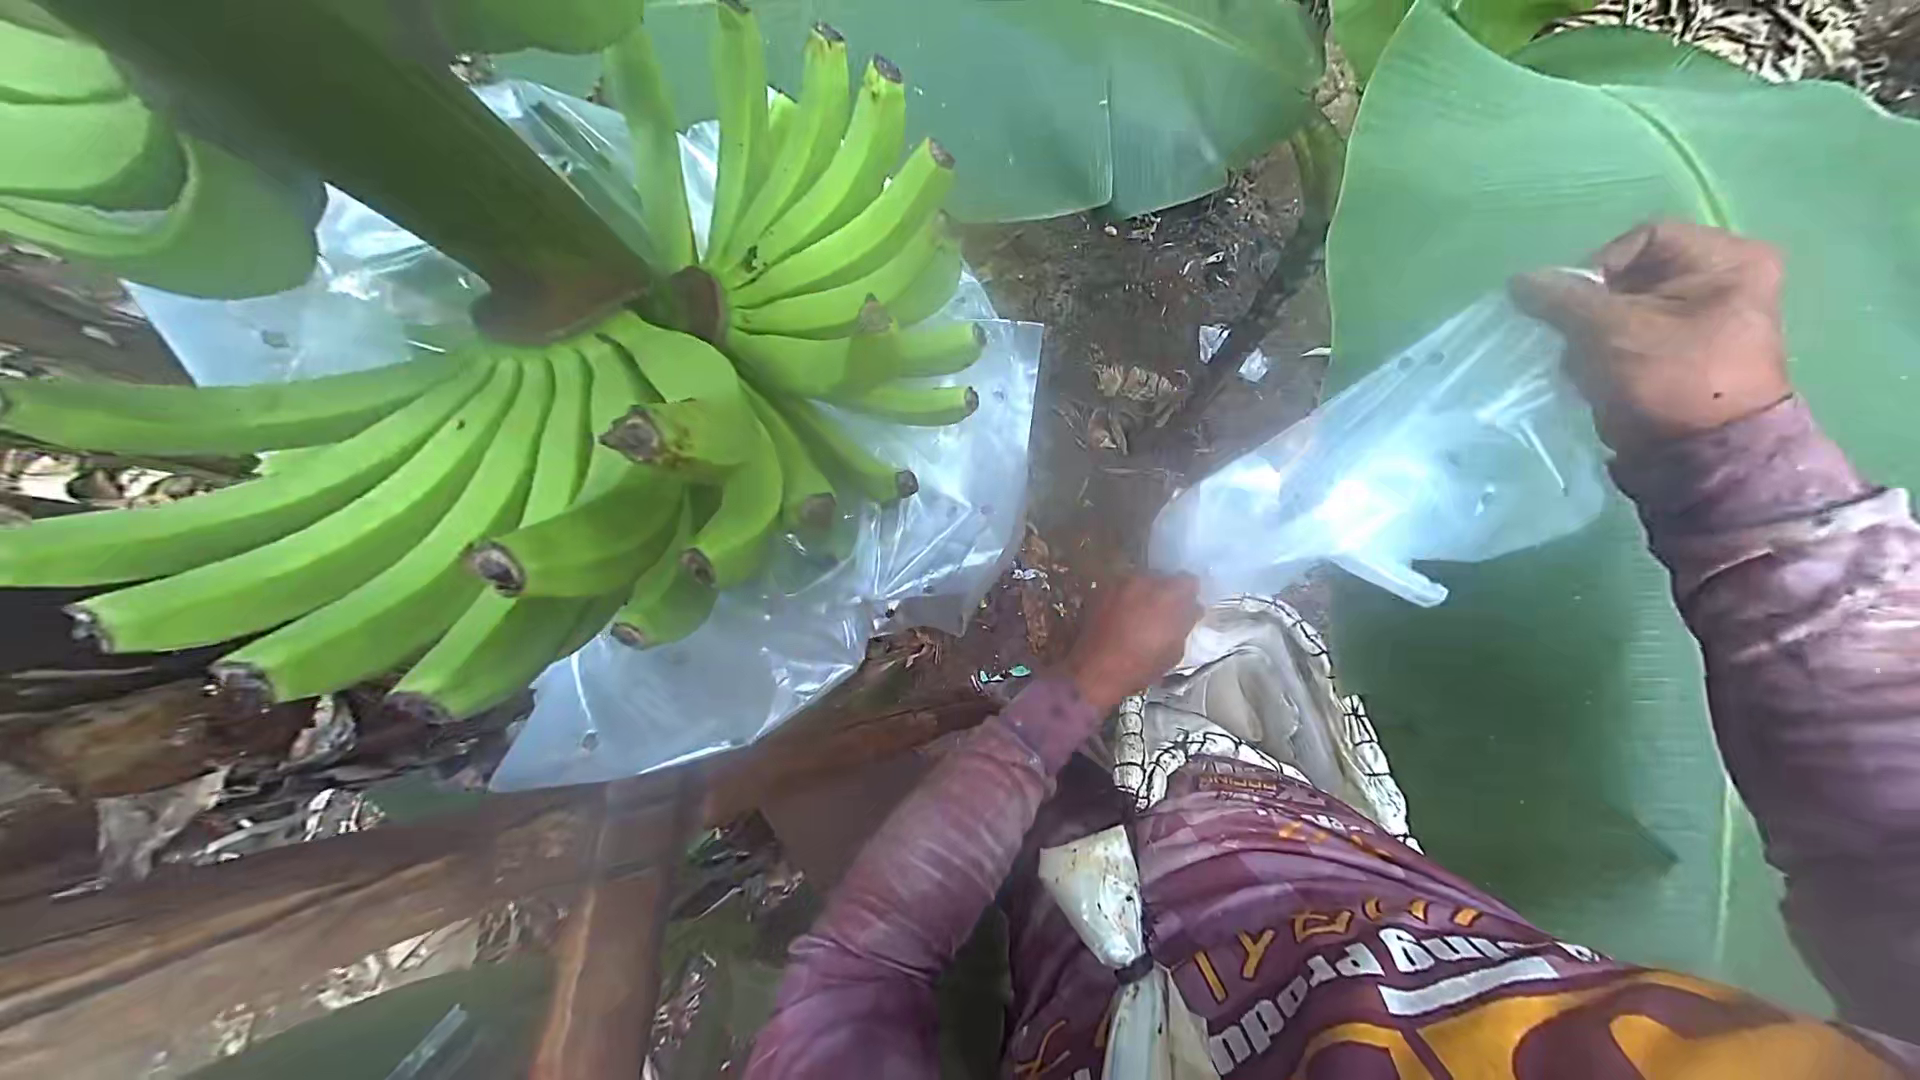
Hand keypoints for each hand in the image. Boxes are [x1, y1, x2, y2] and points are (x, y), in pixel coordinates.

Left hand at [1059, 573, 1202, 711]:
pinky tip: (1120, 617)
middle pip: (1163, 578)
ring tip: (1139, 616)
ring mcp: (1120, 582)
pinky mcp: (1101, 590)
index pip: (1189, 581)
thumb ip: (1186, 622)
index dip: (1189, 595)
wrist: (1097, 668)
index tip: (1186, 608)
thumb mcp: (1175, 649)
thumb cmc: (1142, 664)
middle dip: (1165, 593)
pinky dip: (1124, 598)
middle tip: (1163, 613)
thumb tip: (1192, 609)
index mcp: (1170, 594)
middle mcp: (1145, 581)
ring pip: (1140, 581)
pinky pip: (1120, 588)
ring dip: (1144, 594)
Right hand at [1510, 221, 1792, 450]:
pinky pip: (1617, 333)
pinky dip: (1594, 350)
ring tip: (1585, 360)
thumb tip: (1518, 280)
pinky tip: (1591, 371)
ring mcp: (1694, 316)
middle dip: (1586, 307)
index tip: (1573, 305)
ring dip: (1585, 333)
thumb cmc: (1666, 378)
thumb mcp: (1609, 331)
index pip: (1641, 238)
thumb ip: (1561, 299)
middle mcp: (1717, 280)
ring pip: (1614, 307)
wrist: (1695, 449)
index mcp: (1725, 261)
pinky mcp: (1669, 348)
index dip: (1597, 267)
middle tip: (1574, 336)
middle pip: (1625, 274)